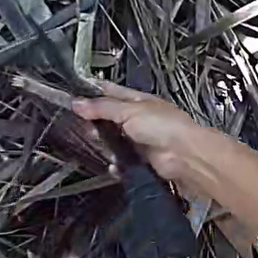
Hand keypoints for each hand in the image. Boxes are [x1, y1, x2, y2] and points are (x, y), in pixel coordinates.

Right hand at [72, 82, 225, 191]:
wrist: (184, 155)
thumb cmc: (160, 126)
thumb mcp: (129, 111)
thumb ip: (103, 108)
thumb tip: (76, 103)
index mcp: (140, 101)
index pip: (113, 92)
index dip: (95, 91)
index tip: (73, 94)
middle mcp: (141, 119)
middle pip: (112, 118)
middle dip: (96, 122)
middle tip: (79, 125)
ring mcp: (142, 140)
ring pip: (115, 141)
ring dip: (105, 144)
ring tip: (95, 144)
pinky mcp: (143, 160)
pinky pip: (124, 162)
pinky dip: (117, 164)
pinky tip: (113, 165)